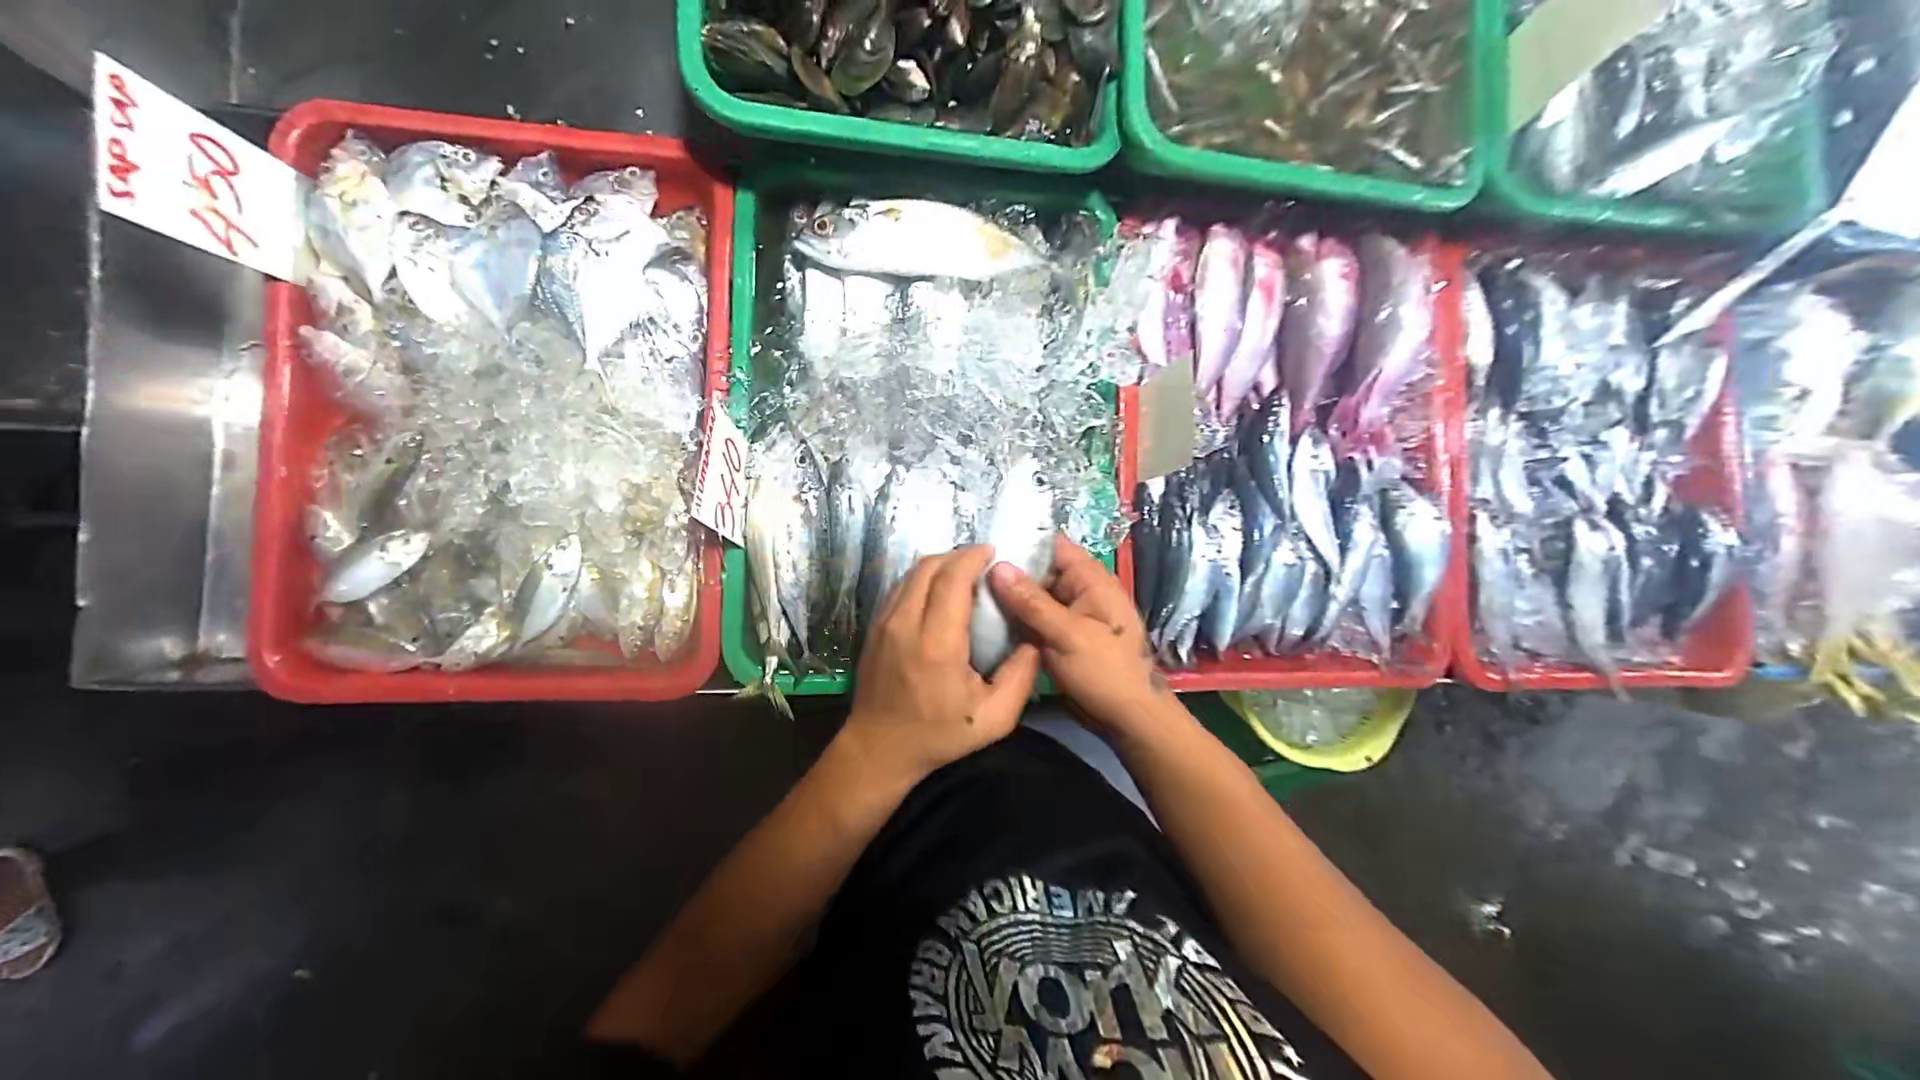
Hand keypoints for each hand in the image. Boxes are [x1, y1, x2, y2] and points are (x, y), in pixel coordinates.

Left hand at [842, 545, 1042, 784]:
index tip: (992, 551)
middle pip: (929, 567)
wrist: (879, 748)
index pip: (952, 579)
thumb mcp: (994, 717)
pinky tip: (939, 591)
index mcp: (937, 643)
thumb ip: (1021, 676)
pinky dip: (921, 579)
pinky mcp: (874, 627)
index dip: (972, 557)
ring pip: (911, 574)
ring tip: (963, 572)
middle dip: (957, 556)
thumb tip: (1034, 638)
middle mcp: (905, 624)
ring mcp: (884, 623)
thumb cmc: (939, 734)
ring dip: (939, 565)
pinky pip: (899, 588)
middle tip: (982, 561)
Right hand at [987, 535, 1175, 740]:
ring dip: (1008, 598)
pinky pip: (1035, 620)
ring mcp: (1070, 615)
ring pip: (1033, 597)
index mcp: (1090, 579)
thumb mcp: (1066, 634)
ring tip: (969, 595)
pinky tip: (986, 621)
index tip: (984, 549)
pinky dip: (1016, 619)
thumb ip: (1030, 601)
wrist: (1127, 719)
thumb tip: (997, 566)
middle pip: (1039, 571)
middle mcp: (1080, 591)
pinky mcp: (1061, 637)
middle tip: (967, 576)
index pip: (1052, 546)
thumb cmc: (1104, 672)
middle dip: (1008, 572)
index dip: (1021, 543)